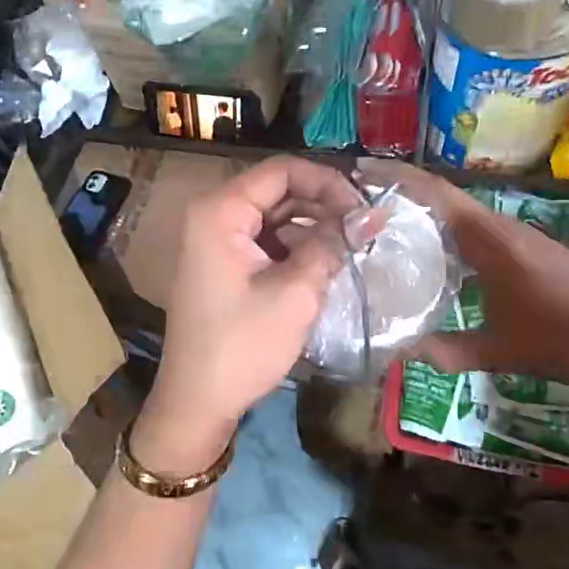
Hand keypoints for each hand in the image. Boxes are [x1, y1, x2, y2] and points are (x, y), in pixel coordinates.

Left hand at [137, 156, 362, 472]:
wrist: (197, 398)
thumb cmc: (242, 344)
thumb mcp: (295, 293)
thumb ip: (332, 245)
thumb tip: (372, 217)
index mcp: (219, 211)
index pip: (282, 171)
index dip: (328, 182)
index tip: (365, 208)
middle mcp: (212, 215)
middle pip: (276, 190)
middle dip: (323, 204)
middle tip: (367, 228)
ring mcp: (214, 240)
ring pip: (272, 216)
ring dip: (312, 226)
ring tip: (354, 246)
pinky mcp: (221, 263)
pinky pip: (263, 240)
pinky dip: (294, 246)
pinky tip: (326, 262)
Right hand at [355, 158, 568, 388]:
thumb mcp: (503, 352)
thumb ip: (448, 351)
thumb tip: (396, 354)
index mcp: (491, 240)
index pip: (435, 194)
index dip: (395, 177)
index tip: (358, 170)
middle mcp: (500, 229)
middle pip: (440, 197)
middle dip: (396, 191)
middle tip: (352, 199)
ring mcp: (514, 238)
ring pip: (455, 213)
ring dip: (418, 210)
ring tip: (376, 222)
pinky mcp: (523, 251)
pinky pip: (469, 229)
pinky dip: (439, 230)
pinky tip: (423, 251)